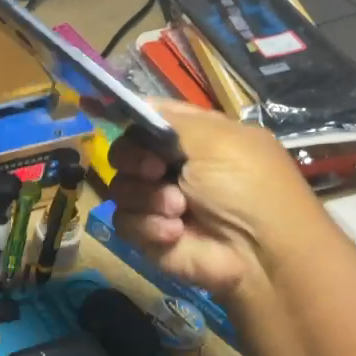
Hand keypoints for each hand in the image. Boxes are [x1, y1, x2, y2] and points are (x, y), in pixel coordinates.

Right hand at [105, 100, 330, 299]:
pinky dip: (148, 226)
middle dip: (135, 160)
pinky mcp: (148, 234)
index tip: (98, 108)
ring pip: (120, 188)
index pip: (150, 118)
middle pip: (125, 152)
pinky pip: (124, 221)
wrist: (258, 253)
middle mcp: (174, 166)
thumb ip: (169, 120)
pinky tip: (175, 233)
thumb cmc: (247, 186)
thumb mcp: (217, 139)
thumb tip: (131, 102)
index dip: (127, 115)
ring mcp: (158, 201)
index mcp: (195, 138)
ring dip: (148, 199)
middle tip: (155, 171)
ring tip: (179, 211)